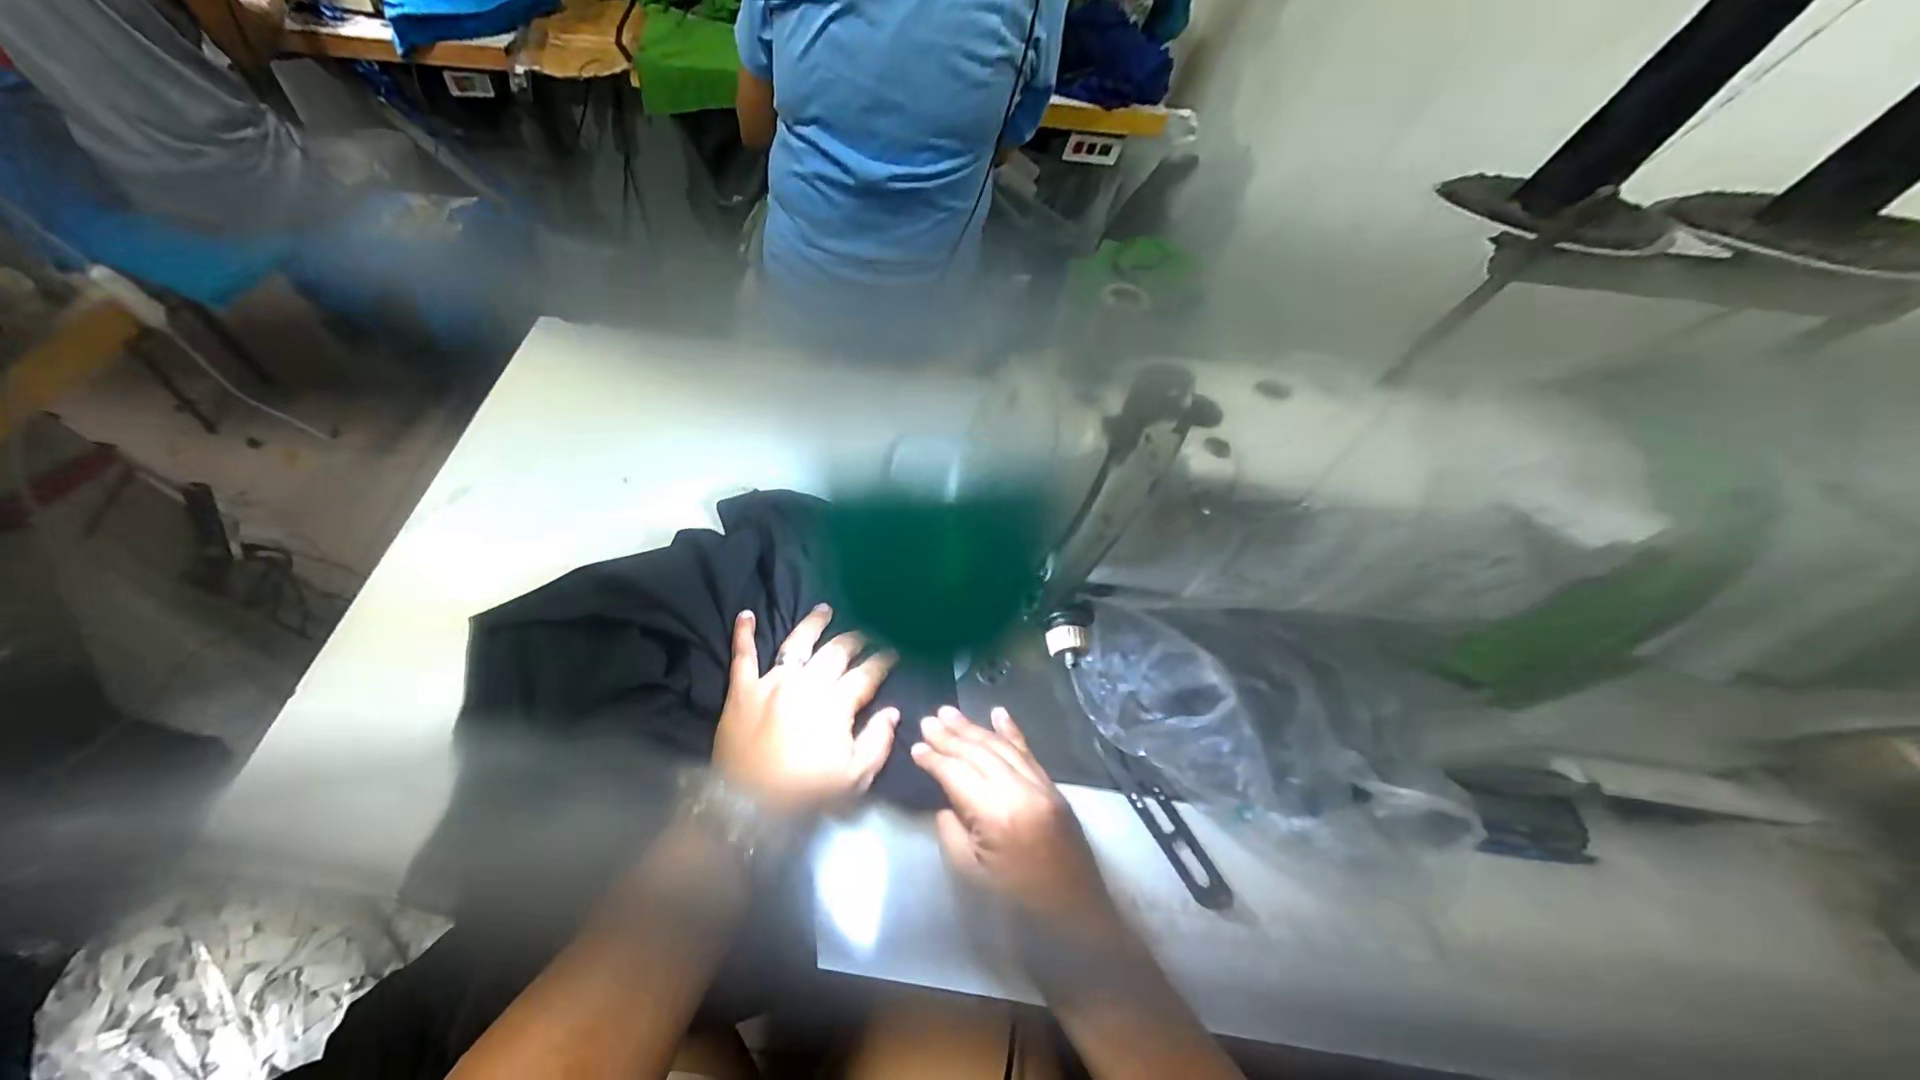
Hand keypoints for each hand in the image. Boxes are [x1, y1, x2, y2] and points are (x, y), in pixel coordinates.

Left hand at [714, 604, 898, 812]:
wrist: (745, 810)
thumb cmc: (806, 796)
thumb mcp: (854, 778)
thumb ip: (877, 742)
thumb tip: (892, 712)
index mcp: (835, 704)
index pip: (866, 674)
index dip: (882, 661)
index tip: (893, 652)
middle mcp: (806, 684)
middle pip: (836, 652)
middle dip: (855, 639)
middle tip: (866, 633)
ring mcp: (771, 684)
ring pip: (796, 643)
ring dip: (813, 623)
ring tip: (824, 609)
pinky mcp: (741, 691)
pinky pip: (742, 656)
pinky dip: (743, 633)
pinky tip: (746, 614)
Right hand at [911, 706, 1121, 934]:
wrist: (1075, 915)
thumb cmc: (1017, 902)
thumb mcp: (971, 871)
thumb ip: (952, 829)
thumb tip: (947, 799)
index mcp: (995, 814)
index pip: (957, 773)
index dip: (933, 759)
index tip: (915, 747)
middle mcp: (1020, 790)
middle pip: (979, 752)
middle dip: (951, 735)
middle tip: (928, 719)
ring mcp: (1041, 785)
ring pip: (1002, 747)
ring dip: (975, 728)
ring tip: (951, 712)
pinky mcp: (1053, 788)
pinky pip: (1029, 752)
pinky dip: (1012, 732)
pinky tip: (998, 713)